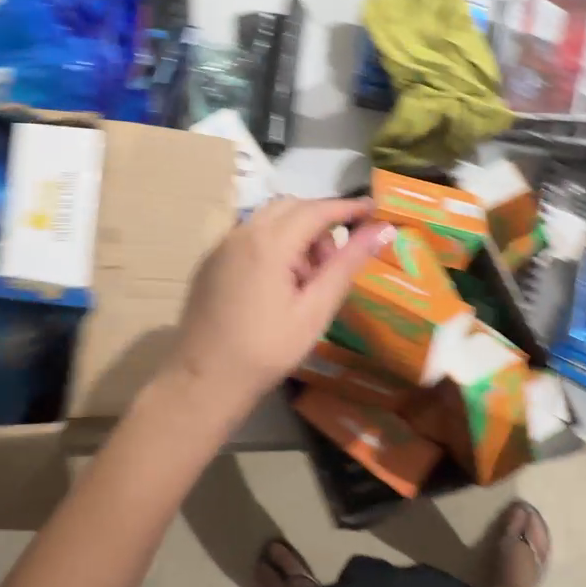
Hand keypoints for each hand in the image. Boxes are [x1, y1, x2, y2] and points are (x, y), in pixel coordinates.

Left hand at [168, 197, 393, 410]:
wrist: (203, 380)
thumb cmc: (266, 350)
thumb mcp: (314, 310)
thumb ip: (347, 264)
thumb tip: (382, 230)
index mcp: (269, 242)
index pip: (317, 209)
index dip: (348, 207)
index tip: (374, 210)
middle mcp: (242, 232)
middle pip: (291, 207)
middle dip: (320, 223)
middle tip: (334, 263)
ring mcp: (222, 245)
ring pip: (269, 218)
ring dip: (296, 233)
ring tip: (306, 279)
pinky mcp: (211, 261)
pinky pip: (249, 235)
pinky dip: (273, 244)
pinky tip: (278, 285)